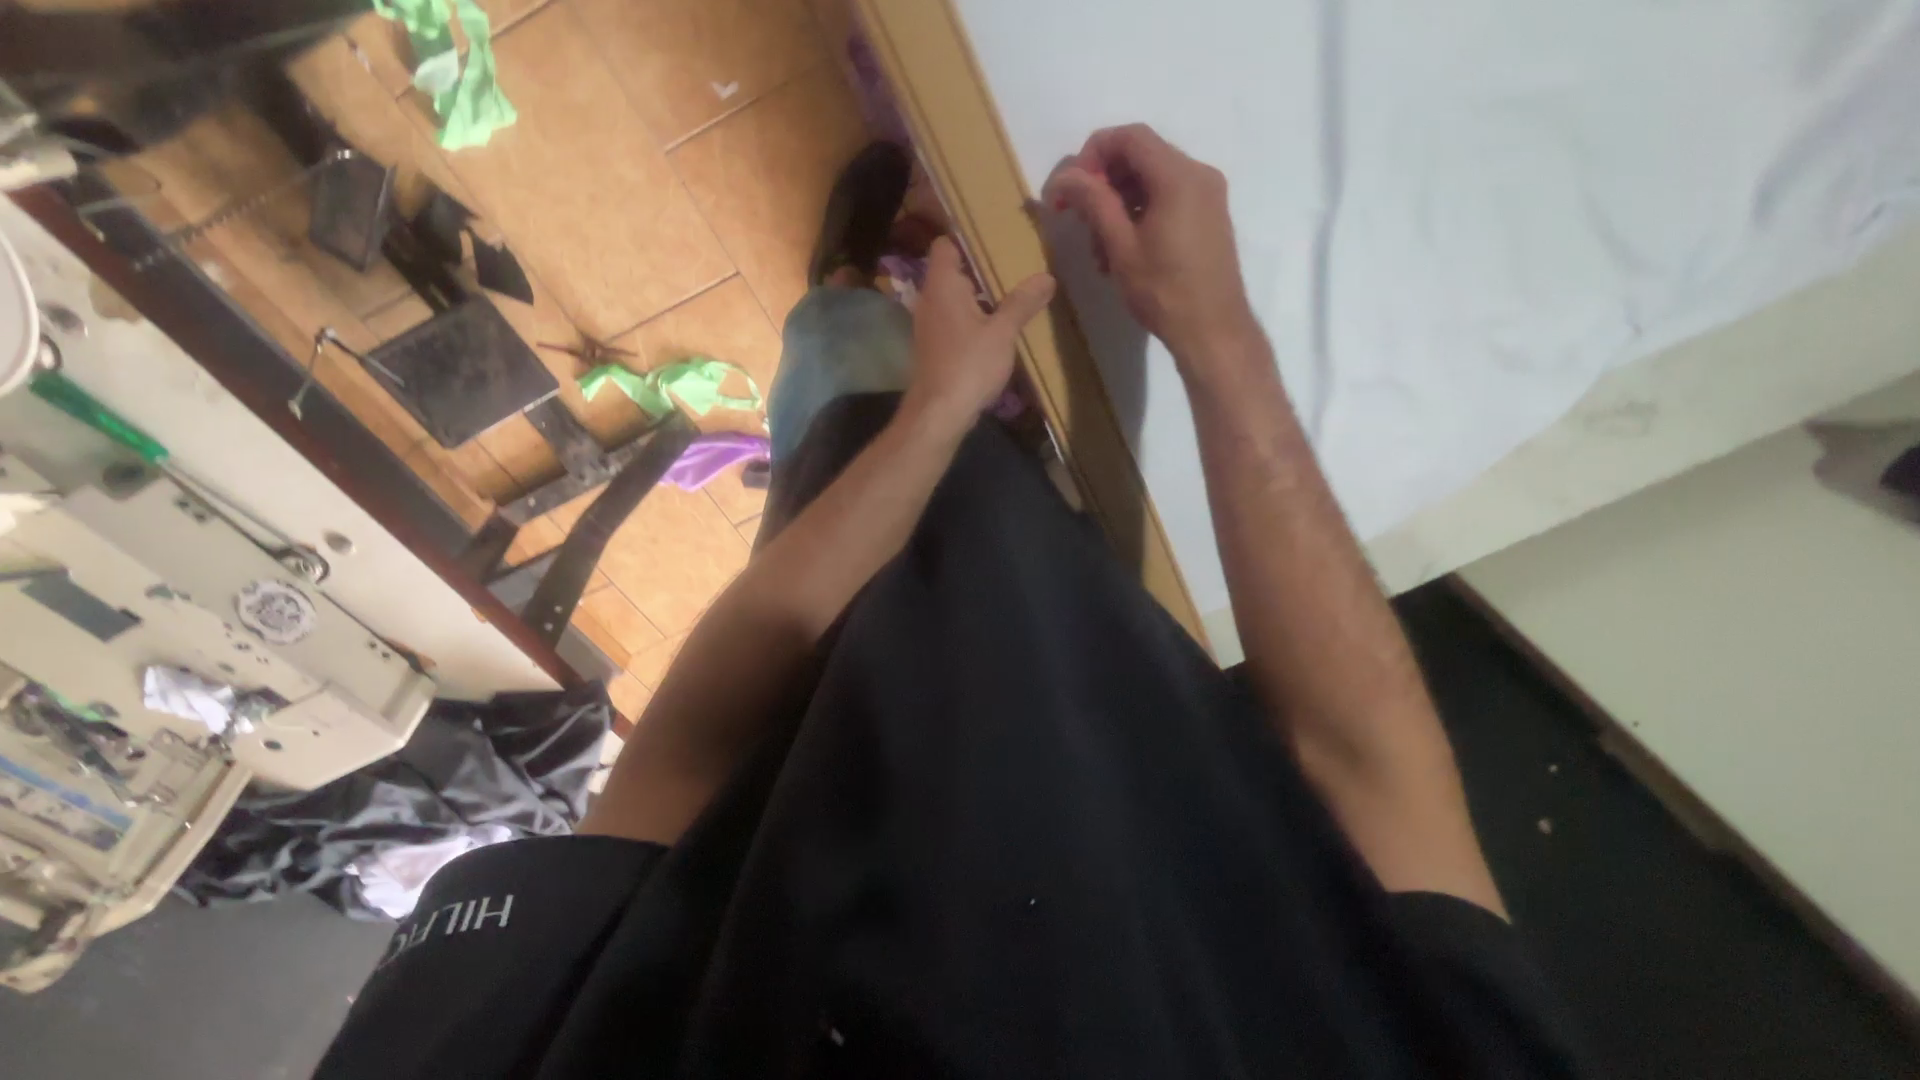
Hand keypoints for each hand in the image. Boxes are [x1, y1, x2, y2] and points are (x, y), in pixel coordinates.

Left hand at [903, 236, 1055, 435]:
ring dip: (978, 295)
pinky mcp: (933, 345)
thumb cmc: (969, 364)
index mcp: (942, 284)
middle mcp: (929, 298)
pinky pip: (953, 319)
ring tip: (1011, 293)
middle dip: (980, 268)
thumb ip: (1022, 302)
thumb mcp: (1003, 332)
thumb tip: (1046, 277)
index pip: (946, 244)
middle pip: (952, 270)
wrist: (939, 412)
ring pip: (953, 297)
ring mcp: (928, 323)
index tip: (995, 239)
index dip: (967, 238)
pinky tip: (996, 326)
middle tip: (1013, 265)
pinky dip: (971, 317)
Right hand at [1043, 124, 1260, 370]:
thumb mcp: (1121, 247)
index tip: (1070, 190)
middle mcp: (1198, 174)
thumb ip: (1093, 202)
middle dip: (1103, 182)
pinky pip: (1168, 198)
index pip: (1128, 137)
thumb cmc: (1164, 292)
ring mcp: (1208, 195)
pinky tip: (1122, 251)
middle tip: (1078, 220)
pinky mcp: (1209, 216)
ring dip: (1118, 203)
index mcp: (1178, 176)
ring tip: (1099, 248)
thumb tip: (1065, 177)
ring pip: (1151, 179)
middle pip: (1140, 156)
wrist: (1213, 331)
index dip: (1091, 155)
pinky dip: (1140, 213)